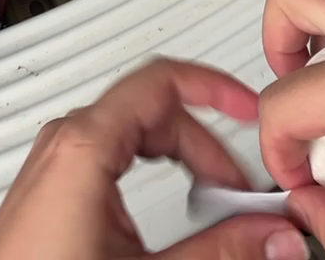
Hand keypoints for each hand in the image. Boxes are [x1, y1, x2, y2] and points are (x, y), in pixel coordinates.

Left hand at [0, 58, 307, 259]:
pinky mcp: (55, 179)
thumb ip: (217, 250)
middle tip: (241, 193)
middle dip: (206, 145)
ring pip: (136, 131)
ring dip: (182, 158)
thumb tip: (269, 234)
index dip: (214, 88)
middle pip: (156, 111)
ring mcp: (57, 157)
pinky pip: (114, 150)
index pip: (162, 81)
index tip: (249, 108)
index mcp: (85, 144)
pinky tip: (173, 201)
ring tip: (215, 201)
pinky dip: (154, 167)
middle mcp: (67, 139)